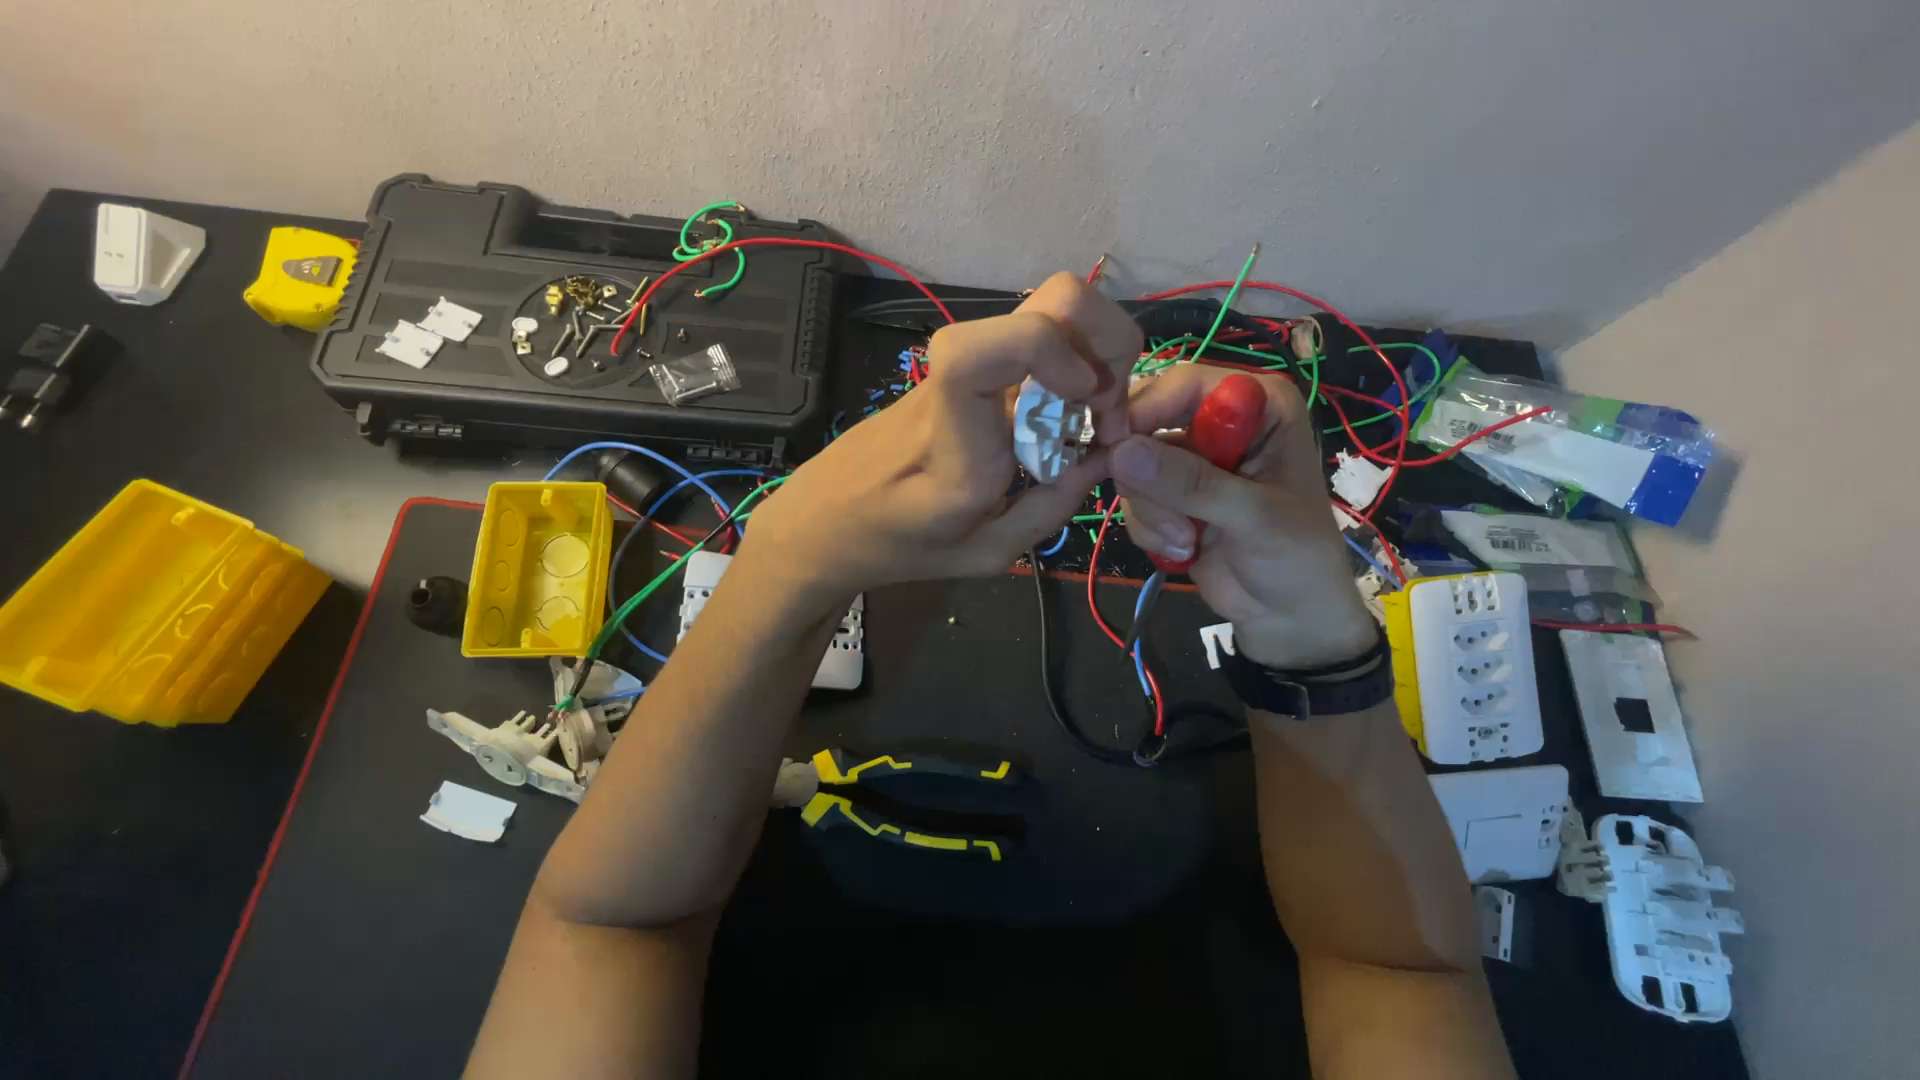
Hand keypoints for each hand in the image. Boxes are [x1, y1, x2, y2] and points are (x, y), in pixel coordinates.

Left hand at [743, 272, 1142, 599]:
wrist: (826, 519)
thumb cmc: (896, 547)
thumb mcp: (981, 555)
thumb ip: (1047, 510)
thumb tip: (1103, 454)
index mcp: (956, 452)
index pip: (976, 355)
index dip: (1046, 348)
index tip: (1086, 396)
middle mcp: (958, 392)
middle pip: (1047, 300)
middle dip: (1104, 338)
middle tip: (1107, 404)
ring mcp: (959, 371)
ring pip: (1045, 311)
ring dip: (1092, 350)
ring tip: (1092, 411)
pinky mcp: (960, 368)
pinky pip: (1028, 339)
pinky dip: (1067, 359)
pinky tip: (1062, 408)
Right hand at [1113, 366, 1376, 669]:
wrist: (1288, 616)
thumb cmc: (1294, 557)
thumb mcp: (1252, 516)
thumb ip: (1190, 483)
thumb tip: (1121, 450)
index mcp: (1258, 406)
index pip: (1185, 384)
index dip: (1145, 409)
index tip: (1115, 447)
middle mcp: (1220, 423)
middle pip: (1146, 420)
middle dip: (1147, 474)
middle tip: (1165, 512)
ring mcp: (1190, 460)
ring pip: (1133, 465)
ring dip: (1154, 511)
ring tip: (1188, 540)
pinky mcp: (1169, 495)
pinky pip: (1133, 498)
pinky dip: (1150, 528)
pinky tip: (1182, 549)